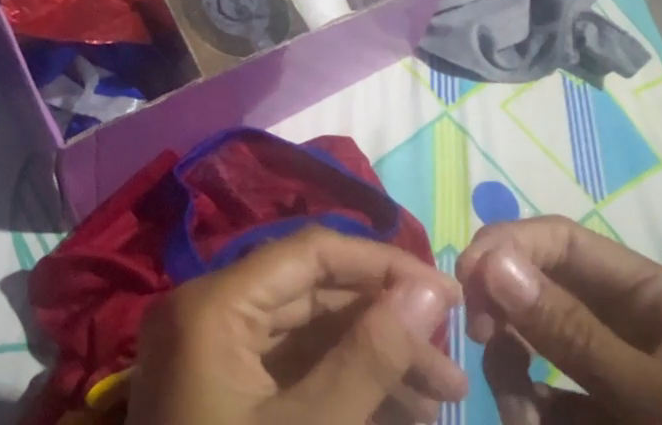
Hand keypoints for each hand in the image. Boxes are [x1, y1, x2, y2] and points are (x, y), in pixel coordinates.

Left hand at [128, 226, 469, 423]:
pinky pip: (290, 369)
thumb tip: (428, 291)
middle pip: (312, 295)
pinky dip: (341, 384)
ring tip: (443, 400)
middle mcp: (209, 312)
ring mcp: (213, 352)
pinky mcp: (223, 389)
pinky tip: (398, 411)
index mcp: (215, 304)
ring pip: (307, 335)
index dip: (384, 265)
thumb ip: (369, 357)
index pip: (311, 252)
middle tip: (452, 368)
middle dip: (386, 326)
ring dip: (373, 360)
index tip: (449, 293)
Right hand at [456, 216, 661, 424]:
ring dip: (511, 370)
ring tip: (521, 416)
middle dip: (505, 310)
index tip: (463, 279)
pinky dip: (527, 411)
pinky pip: (545, 402)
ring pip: (534, 348)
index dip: (509, 246)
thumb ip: (576, 335)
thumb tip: (493, 263)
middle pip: (543, 290)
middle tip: (480, 337)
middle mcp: (633, 331)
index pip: (568, 244)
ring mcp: (617, 384)